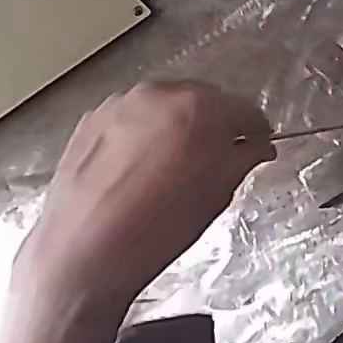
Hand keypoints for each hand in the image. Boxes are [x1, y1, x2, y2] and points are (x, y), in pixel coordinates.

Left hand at [0, 81, 273, 342]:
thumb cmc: (156, 228)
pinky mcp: (92, 119)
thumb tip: (255, 146)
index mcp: (198, 108)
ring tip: (176, 166)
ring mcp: (121, 103)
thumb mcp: (216, 195)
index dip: (255, 130)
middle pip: (202, 99)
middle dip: (215, 125)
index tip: (256, 144)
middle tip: (218, 158)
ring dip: (178, 127)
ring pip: (165, 106)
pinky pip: (133, 118)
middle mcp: (158, 94)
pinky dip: (145, 133)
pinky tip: (143, 168)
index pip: (243, 109)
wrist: (86, 248)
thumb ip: (242, 159)